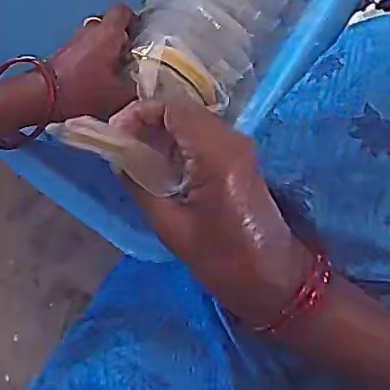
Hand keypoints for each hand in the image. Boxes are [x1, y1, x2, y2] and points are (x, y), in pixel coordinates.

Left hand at [49, 3, 137, 119]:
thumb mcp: (121, 93)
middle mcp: (90, 28)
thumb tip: (148, 81)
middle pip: (109, 23)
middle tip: (129, 57)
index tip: (141, 37)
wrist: (43, 96)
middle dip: (120, 37)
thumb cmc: (86, 90)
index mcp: (108, 32)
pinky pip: (83, 47)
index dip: (134, 19)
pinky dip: (91, 56)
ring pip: (95, 36)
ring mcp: (74, 39)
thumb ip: (138, 84)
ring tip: (112, 69)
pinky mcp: (62, 51)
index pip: (123, 10)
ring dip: (104, 47)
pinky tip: (95, 76)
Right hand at [112, 100, 313, 327]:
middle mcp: (231, 139)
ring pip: (192, 121)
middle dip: (147, 121)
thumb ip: (141, 186)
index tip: (115, 133)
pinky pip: (203, 136)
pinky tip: (159, 163)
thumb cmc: (224, 259)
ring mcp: (239, 146)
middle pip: (182, 110)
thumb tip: (118, 160)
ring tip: (133, 153)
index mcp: (216, 152)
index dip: (139, 113)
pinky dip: (178, 141)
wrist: (275, 281)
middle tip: (120, 143)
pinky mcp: (240, 158)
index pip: (173, 108)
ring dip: (162, 131)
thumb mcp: (172, 226)